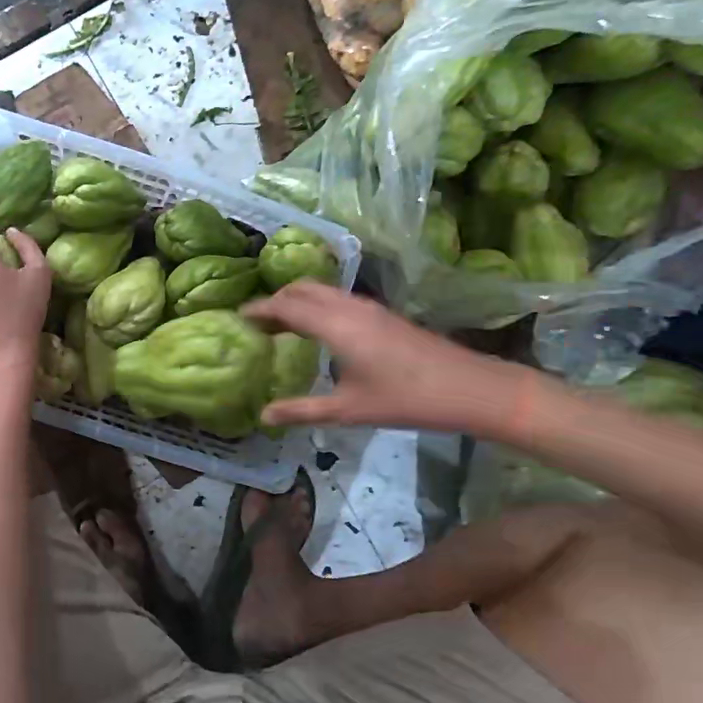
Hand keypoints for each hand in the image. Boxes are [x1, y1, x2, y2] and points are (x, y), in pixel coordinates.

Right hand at [242, 282, 536, 432]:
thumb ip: (301, 410)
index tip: (236, 318)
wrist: (467, 387)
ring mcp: (368, 307)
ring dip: (296, 300)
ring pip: (321, 290)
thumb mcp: (347, 410)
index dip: (258, 310)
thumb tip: (263, 414)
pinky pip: (337, 298)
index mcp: (334, 324)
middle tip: (256, 324)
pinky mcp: (382, 313)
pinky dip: (316, 305)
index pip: (284, 306)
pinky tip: (317, 331)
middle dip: (274, 300)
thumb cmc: (404, 399)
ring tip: (280, 326)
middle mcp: (348, 306)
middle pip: (301, 288)